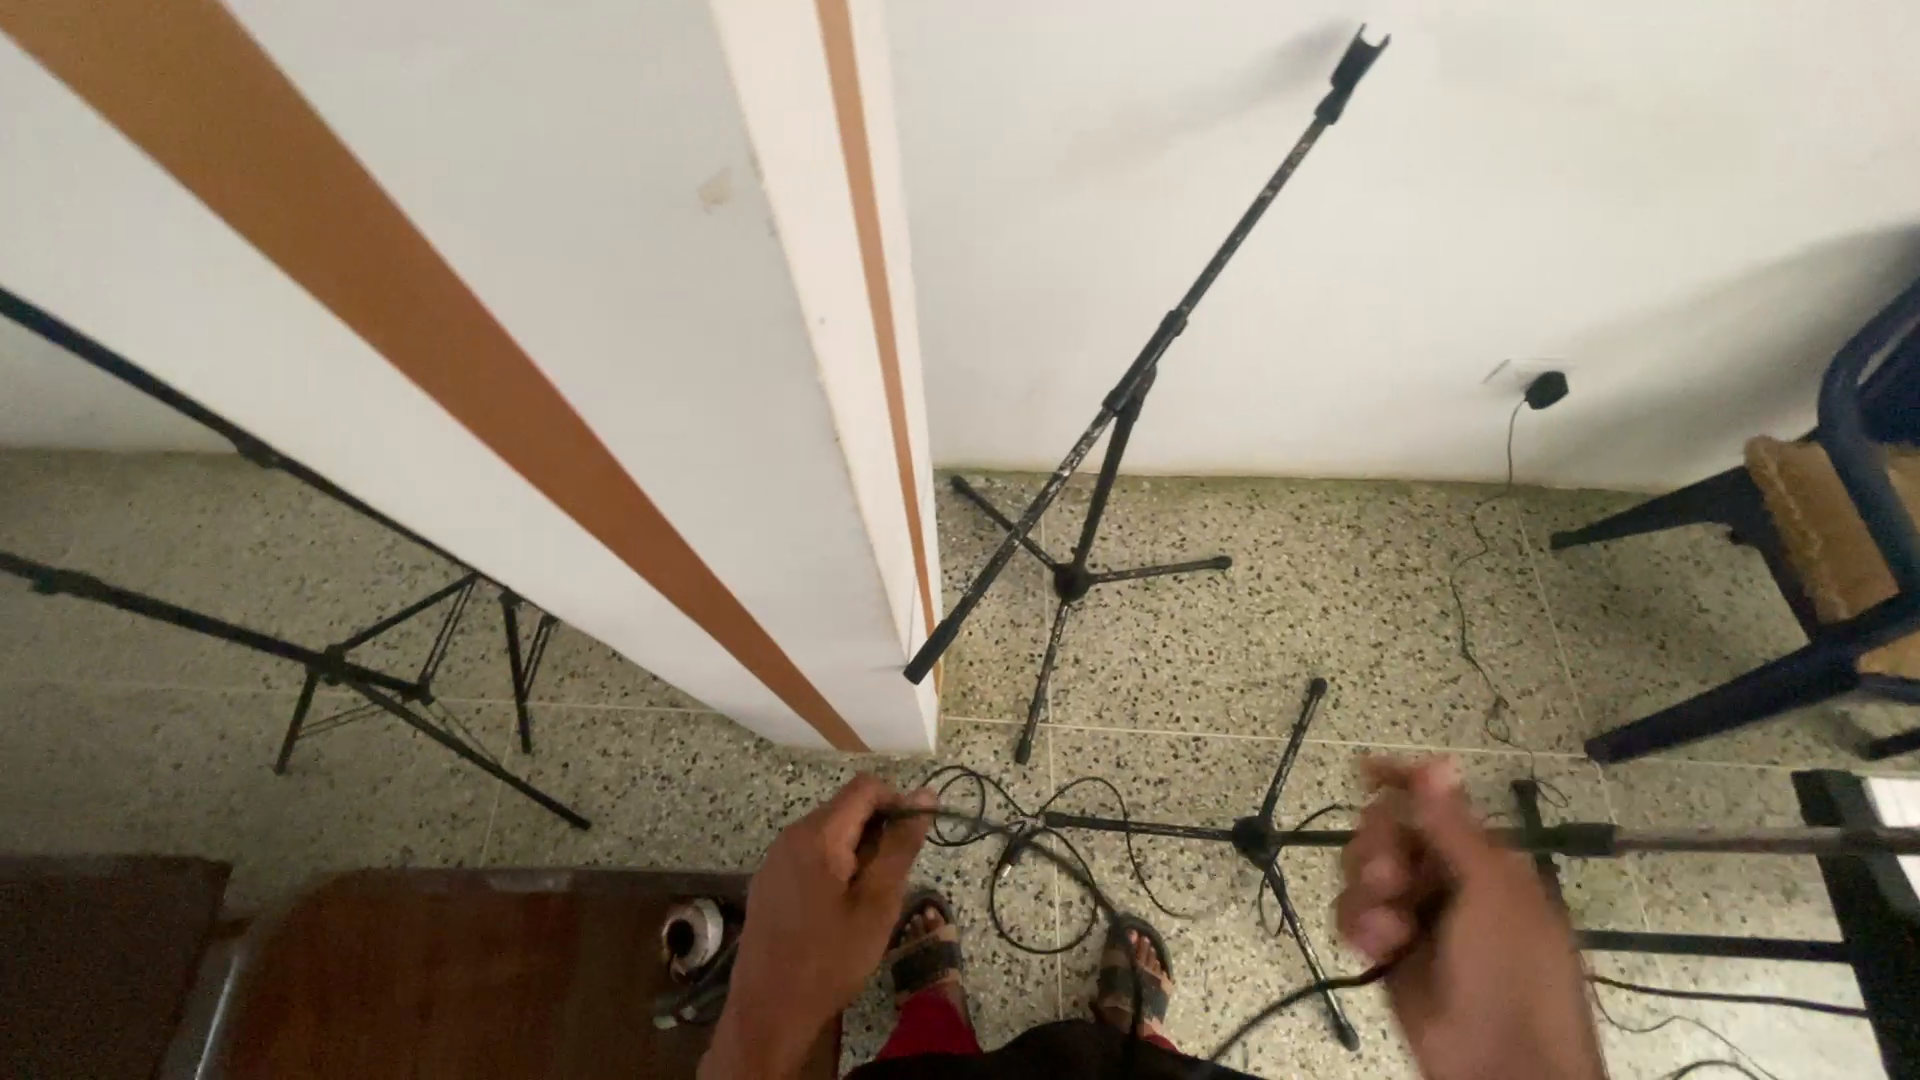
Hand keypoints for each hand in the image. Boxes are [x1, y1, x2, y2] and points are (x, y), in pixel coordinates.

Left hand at [701, 775, 934, 1079]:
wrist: (768, 1013)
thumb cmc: (830, 957)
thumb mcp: (878, 902)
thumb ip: (901, 844)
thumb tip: (926, 796)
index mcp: (818, 833)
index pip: (866, 787)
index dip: (897, 803)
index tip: (910, 842)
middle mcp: (792, 834)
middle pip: (847, 807)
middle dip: (877, 832)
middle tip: (889, 881)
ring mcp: (776, 857)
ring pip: (830, 831)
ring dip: (857, 851)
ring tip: (866, 899)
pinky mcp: (769, 879)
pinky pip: (810, 852)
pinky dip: (834, 865)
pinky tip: (837, 909)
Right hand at [1335, 757, 1604, 1079]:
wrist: (1500, 1068)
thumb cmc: (1513, 975)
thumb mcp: (1492, 895)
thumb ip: (1454, 828)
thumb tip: (1439, 761)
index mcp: (1482, 861)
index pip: (1434, 803)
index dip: (1401, 782)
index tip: (1364, 770)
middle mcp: (1444, 879)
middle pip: (1386, 831)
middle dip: (1379, 850)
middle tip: (1392, 878)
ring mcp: (1413, 912)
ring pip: (1361, 869)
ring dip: (1366, 893)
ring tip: (1388, 927)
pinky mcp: (1386, 945)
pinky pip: (1352, 913)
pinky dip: (1359, 925)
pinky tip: (1376, 947)